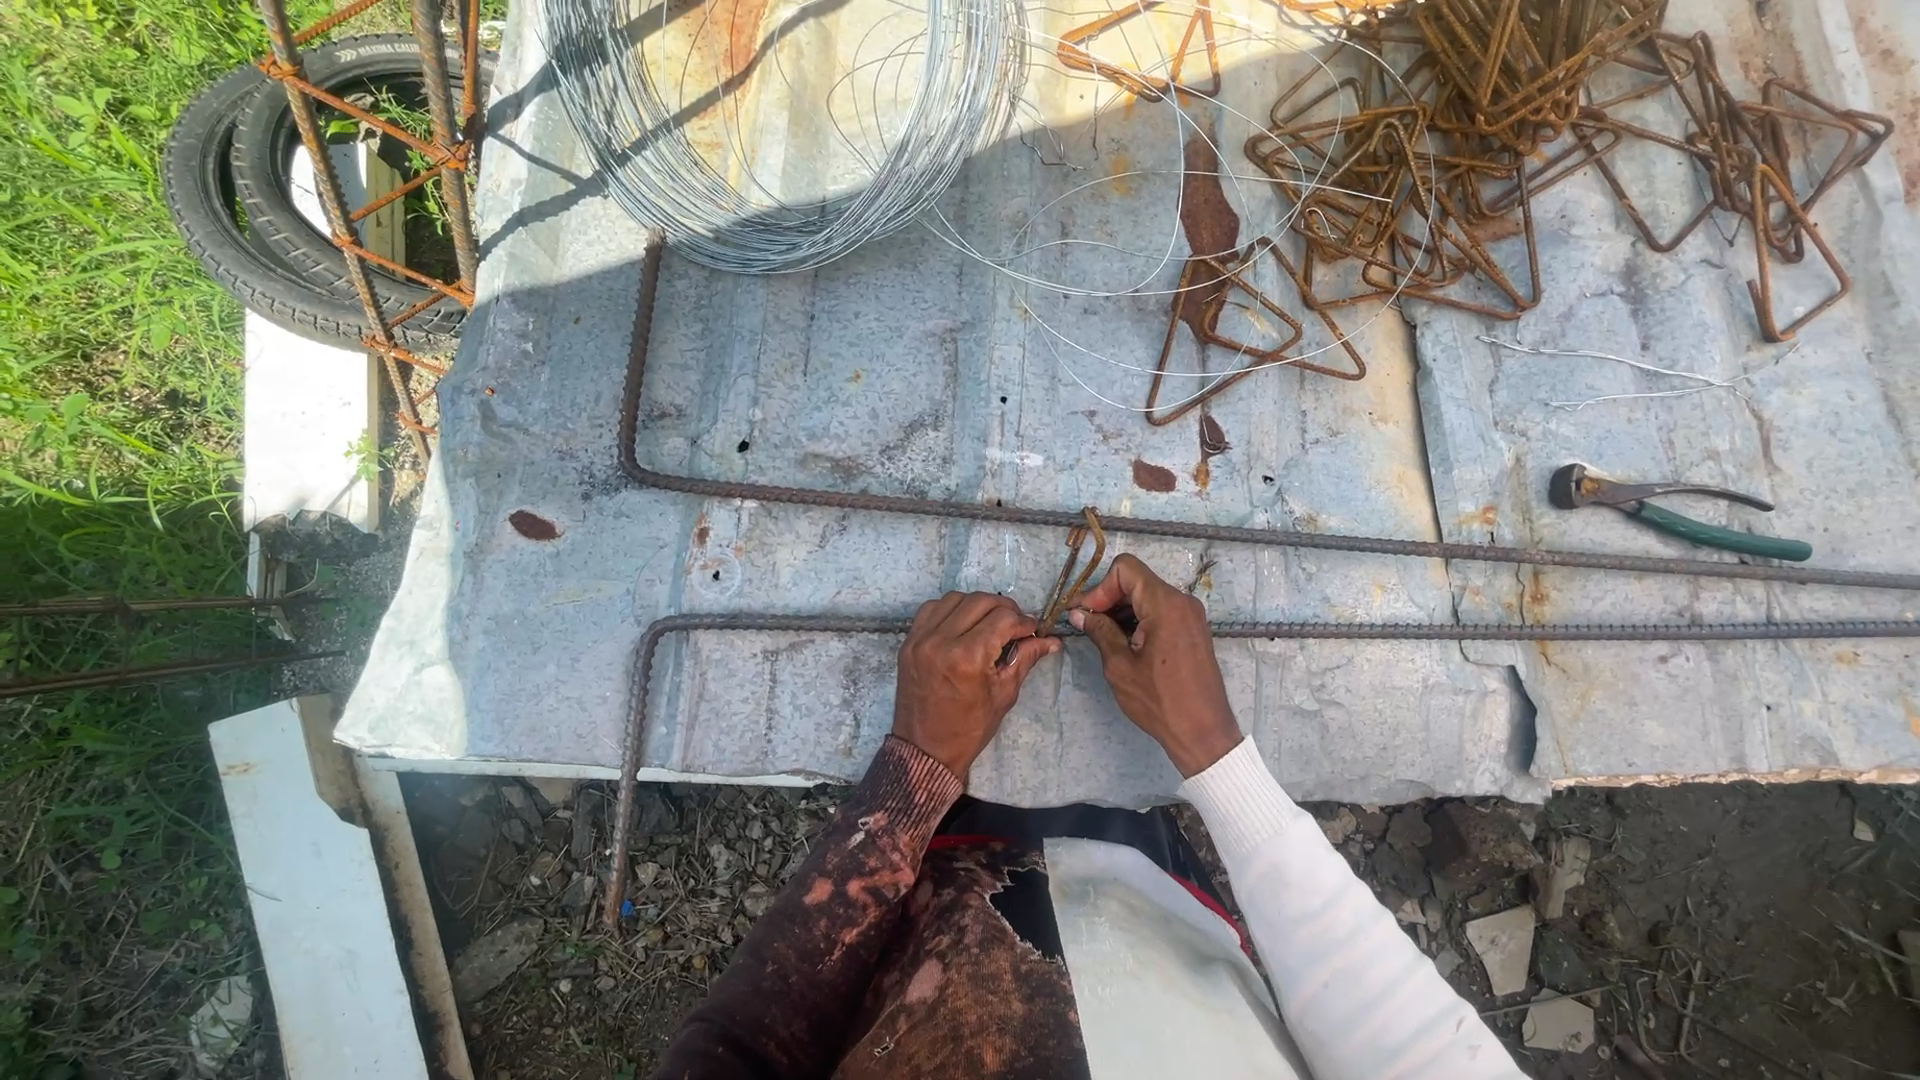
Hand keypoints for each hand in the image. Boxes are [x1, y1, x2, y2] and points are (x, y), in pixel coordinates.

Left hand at [893, 592, 1061, 778]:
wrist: (925, 749)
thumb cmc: (968, 729)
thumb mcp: (1004, 694)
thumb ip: (1025, 659)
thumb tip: (1051, 640)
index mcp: (967, 657)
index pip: (1004, 619)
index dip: (1024, 622)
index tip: (1032, 630)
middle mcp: (941, 641)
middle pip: (981, 601)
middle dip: (1005, 609)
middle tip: (1016, 625)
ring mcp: (920, 639)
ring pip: (955, 598)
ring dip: (977, 605)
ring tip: (990, 622)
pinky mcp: (909, 642)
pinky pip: (931, 609)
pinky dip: (951, 609)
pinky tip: (963, 623)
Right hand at [1069, 554, 1240, 776]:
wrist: (1203, 732)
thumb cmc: (1159, 700)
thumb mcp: (1120, 666)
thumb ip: (1100, 631)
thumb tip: (1079, 613)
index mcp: (1166, 604)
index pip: (1125, 569)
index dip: (1100, 587)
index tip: (1086, 614)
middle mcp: (1182, 601)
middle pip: (1136, 580)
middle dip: (1108, 598)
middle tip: (1087, 625)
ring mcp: (1191, 615)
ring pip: (1147, 596)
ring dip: (1122, 610)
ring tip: (1103, 637)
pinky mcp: (1193, 630)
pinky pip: (1160, 611)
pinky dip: (1139, 620)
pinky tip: (1125, 643)